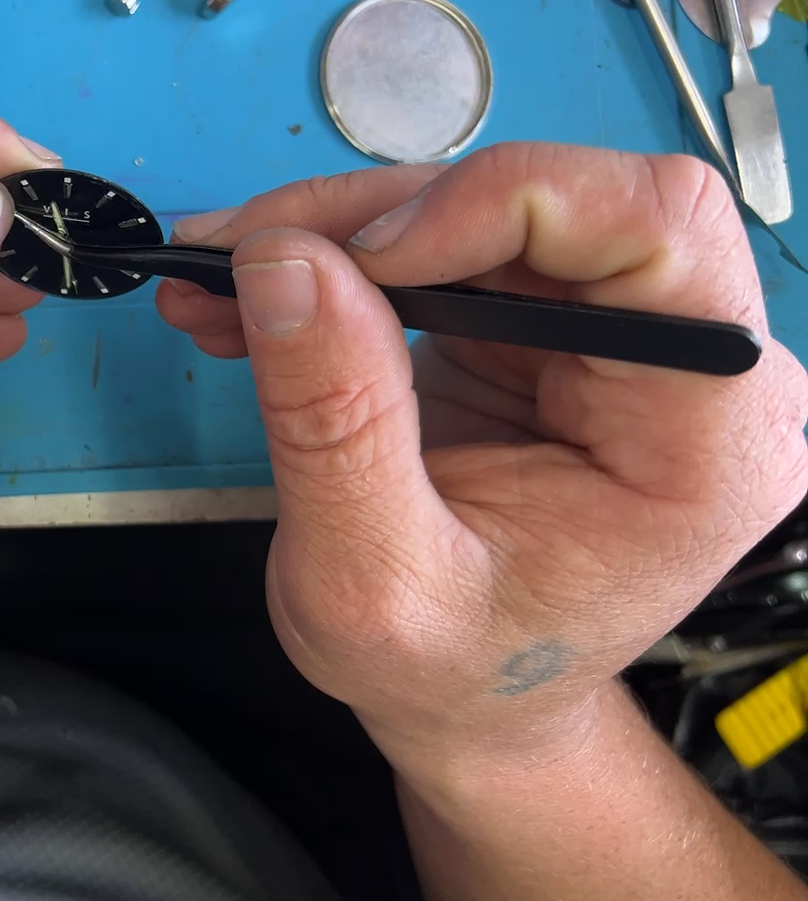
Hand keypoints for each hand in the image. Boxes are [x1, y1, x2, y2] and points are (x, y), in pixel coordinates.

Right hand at [154, 144, 807, 760]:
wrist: (450, 695)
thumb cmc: (434, 664)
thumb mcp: (363, 568)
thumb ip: (330, 418)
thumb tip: (278, 263)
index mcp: (695, 431)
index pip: (647, 228)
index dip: (486, 208)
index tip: (341, 267)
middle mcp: (659, 360)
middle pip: (528, 206)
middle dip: (355, 221)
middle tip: (227, 261)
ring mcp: (578, 341)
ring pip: (448, 218)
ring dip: (310, 242)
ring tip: (205, 287)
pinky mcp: (502, 339)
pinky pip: (403, 264)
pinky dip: (306, 275)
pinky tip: (235, 310)